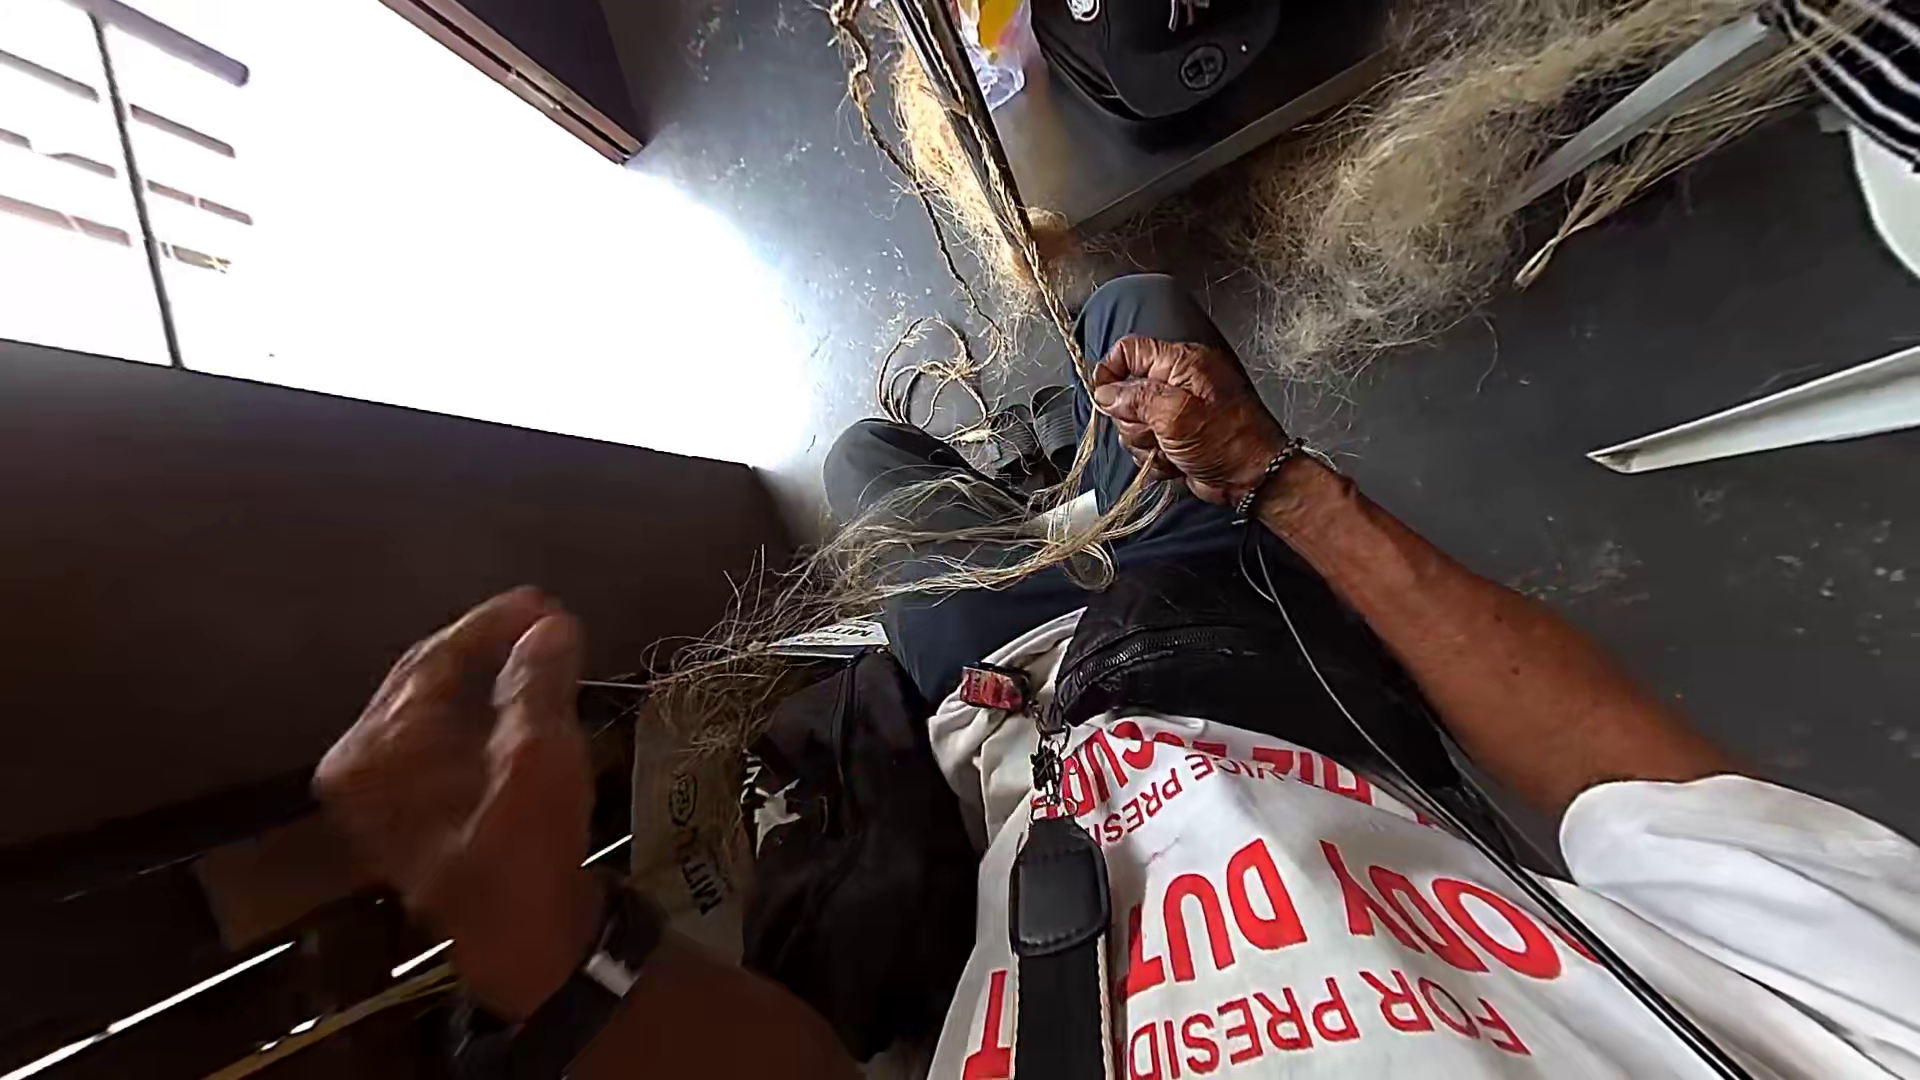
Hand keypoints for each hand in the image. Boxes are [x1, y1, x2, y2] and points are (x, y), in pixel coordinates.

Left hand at [314, 588, 599, 1019]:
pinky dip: (486, 698)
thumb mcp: (539, 755)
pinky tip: (522, 688)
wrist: (522, 926)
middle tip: (546, 615)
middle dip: (489, 640)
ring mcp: (383, 781)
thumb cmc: (526, 840)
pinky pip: (445, 724)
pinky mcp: (411, 796)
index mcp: (382, 747)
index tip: (543, 599)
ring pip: (438, 698)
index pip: (435, 658)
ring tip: (541, 642)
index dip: (491, 622)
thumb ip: (538, 683)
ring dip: (490, 666)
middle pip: (429, 674)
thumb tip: (552, 622)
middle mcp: (366, 759)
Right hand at [1089, 336, 1288, 504]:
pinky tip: (1174, 460)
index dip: (1110, 372)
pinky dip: (1154, 459)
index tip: (1104, 397)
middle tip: (1156, 431)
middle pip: (1124, 395)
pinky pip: (1143, 446)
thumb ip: (1136, 398)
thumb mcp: (1176, 414)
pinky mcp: (1172, 438)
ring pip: (1131, 426)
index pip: (1129, 351)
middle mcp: (1176, 383)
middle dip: (1133, 421)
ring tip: (1170, 448)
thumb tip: (1105, 393)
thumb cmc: (1227, 441)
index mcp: (1180, 364)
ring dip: (1144, 444)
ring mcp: (1173, 412)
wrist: (1251, 478)